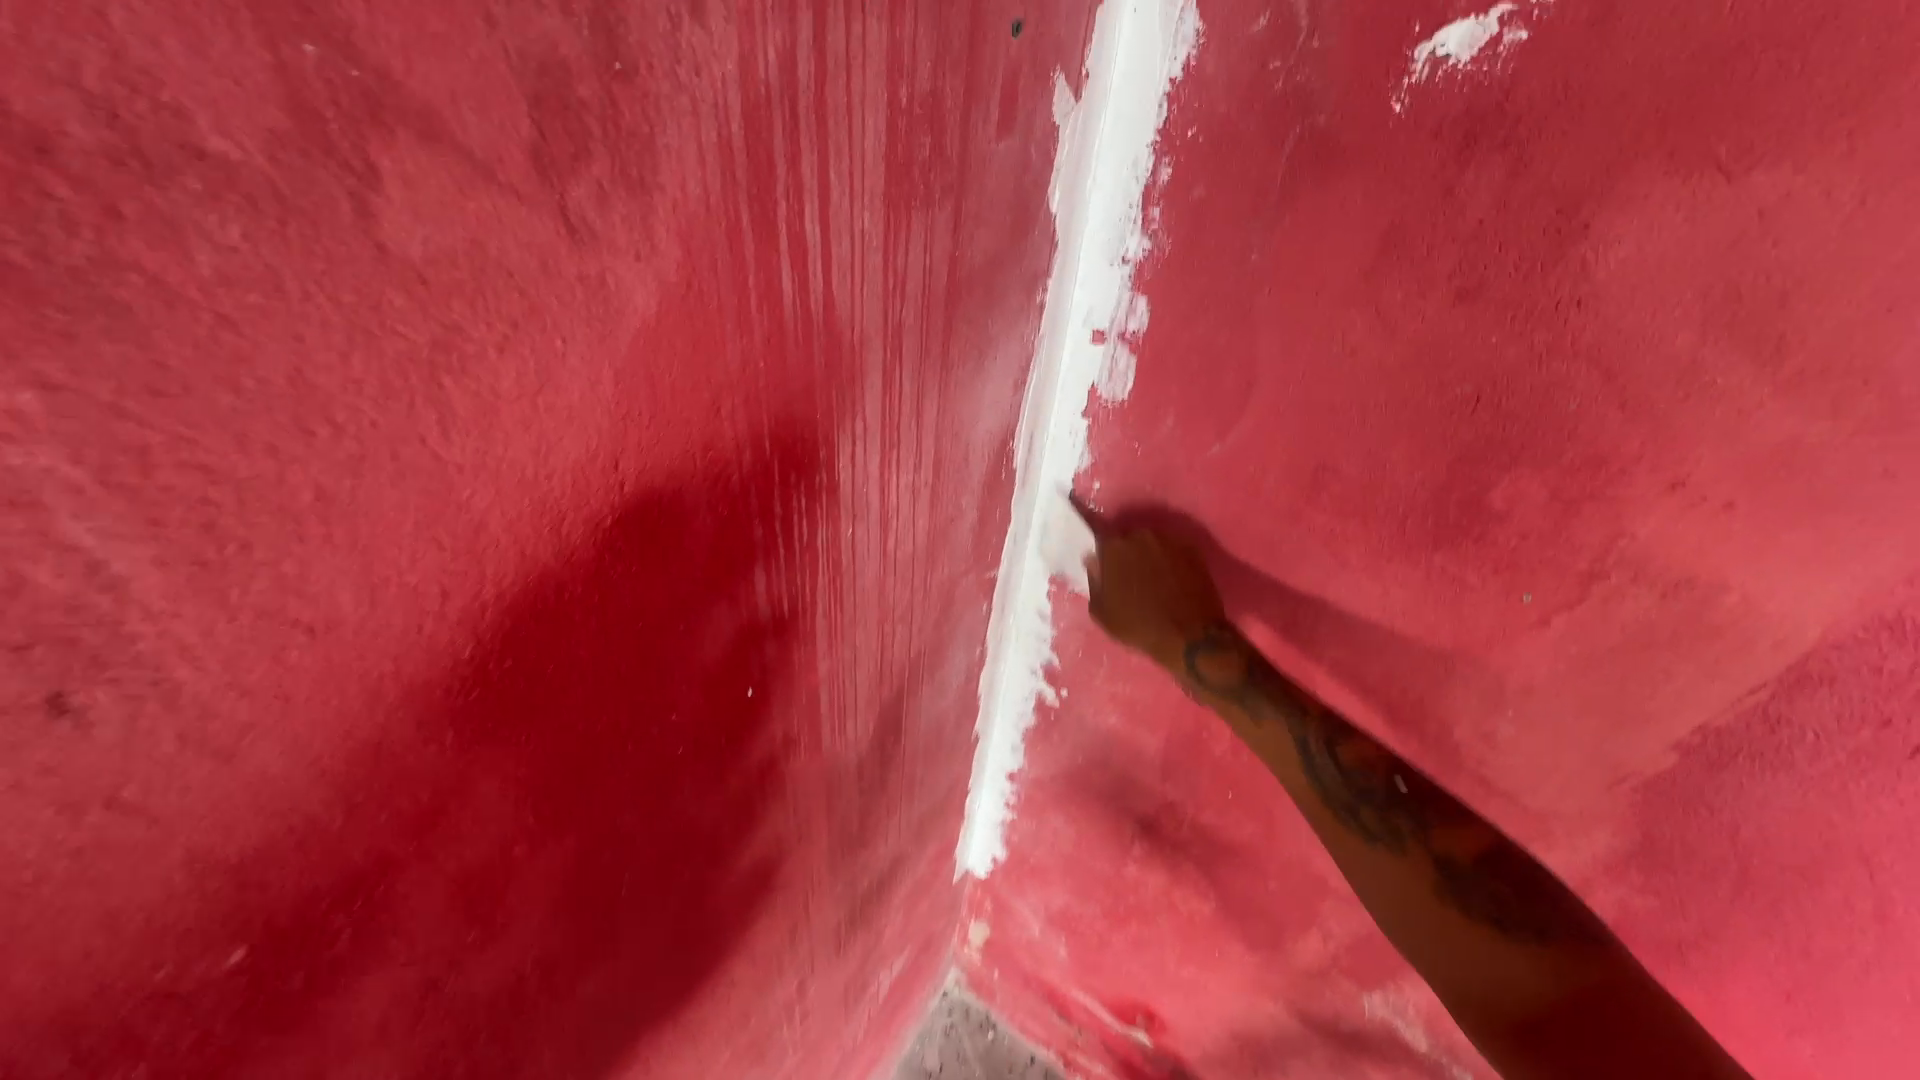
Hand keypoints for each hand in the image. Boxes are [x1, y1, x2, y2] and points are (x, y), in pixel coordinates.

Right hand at [1085, 526, 1227, 671]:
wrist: (1189, 636)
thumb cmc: (1138, 626)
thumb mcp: (1101, 612)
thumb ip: (1094, 580)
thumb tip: (1094, 560)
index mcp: (1113, 547)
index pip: (1100, 538)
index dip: (1103, 554)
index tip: (1104, 567)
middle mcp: (1140, 535)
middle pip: (1128, 539)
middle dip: (1126, 554)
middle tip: (1130, 577)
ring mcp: (1169, 540)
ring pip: (1152, 543)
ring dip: (1150, 556)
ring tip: (1154, 580)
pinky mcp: (1192, 550)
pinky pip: (1173, 551)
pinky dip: (1170, 561)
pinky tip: (1173, 581)